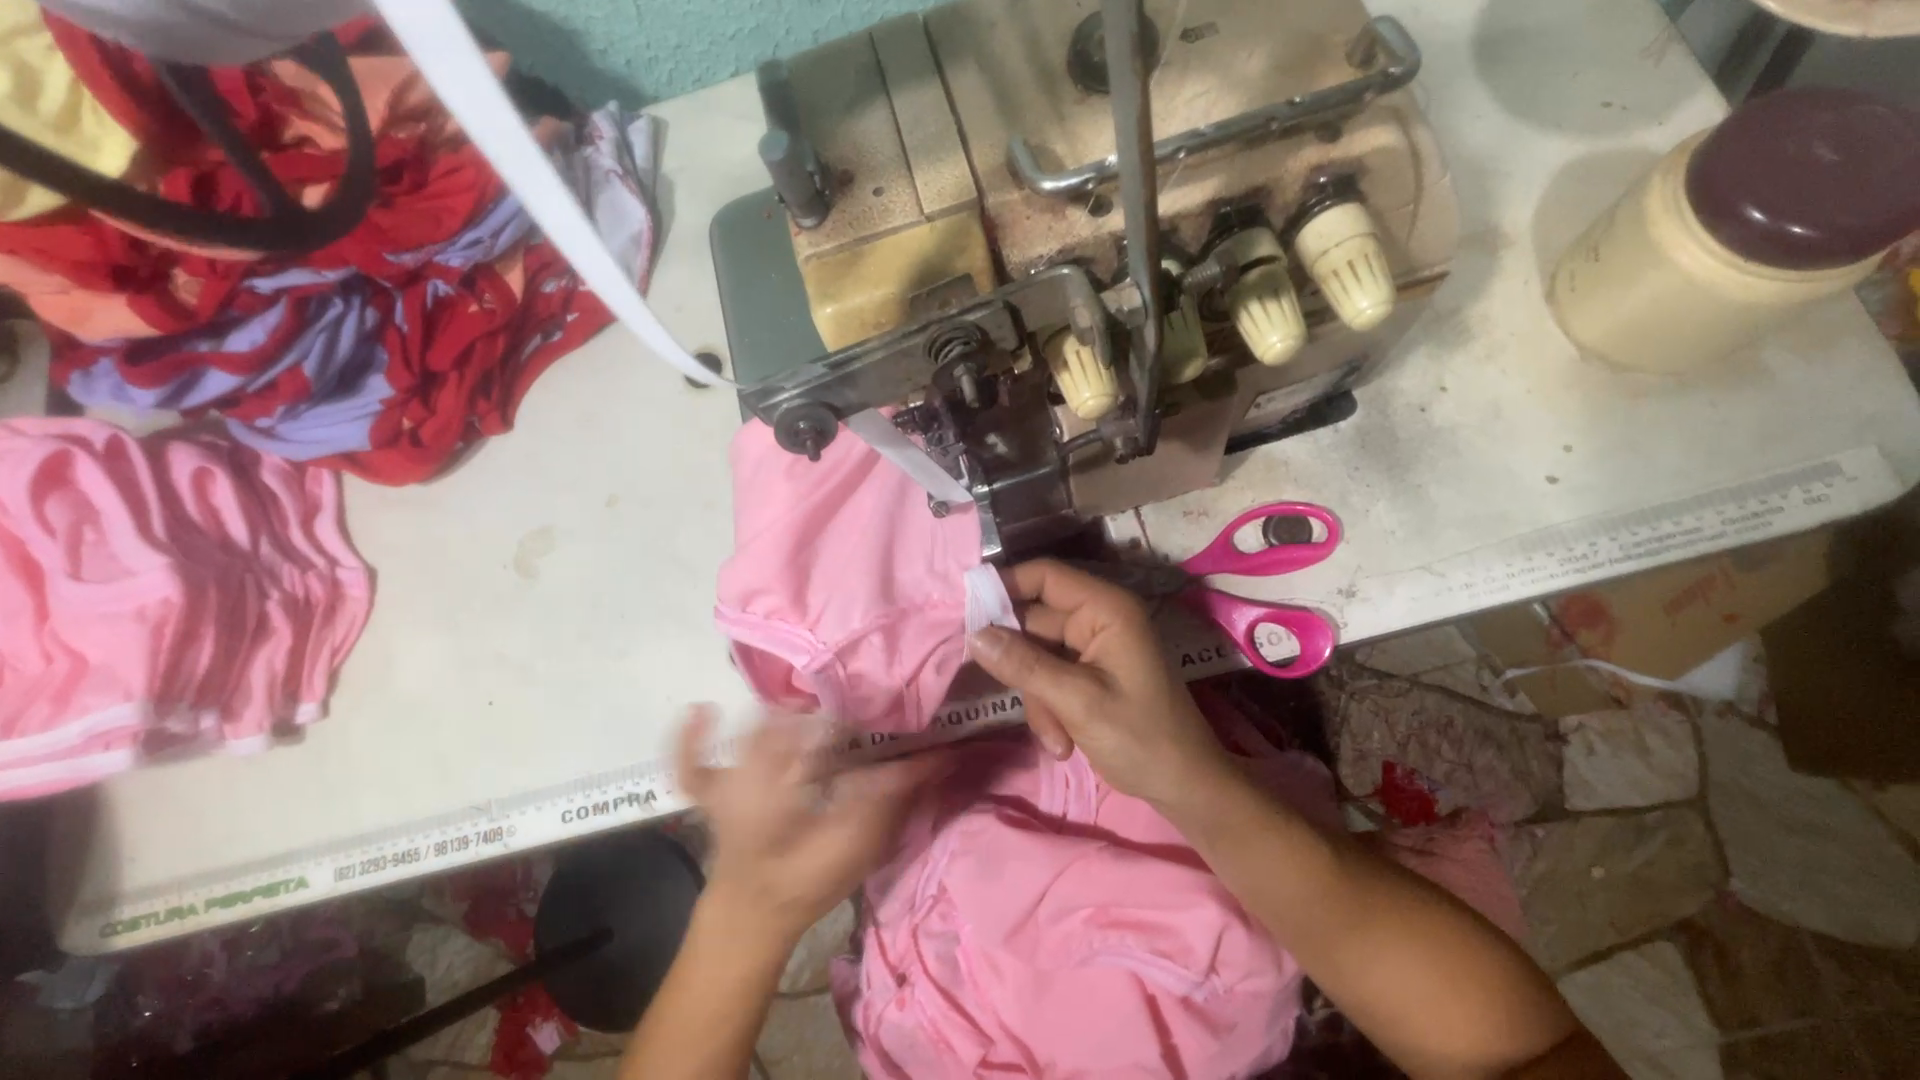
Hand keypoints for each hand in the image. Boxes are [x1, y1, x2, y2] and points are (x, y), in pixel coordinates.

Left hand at [675, 706, 941, 941]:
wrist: (753, 916)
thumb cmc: (807, 881)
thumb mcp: (857, 845)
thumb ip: (892, 798)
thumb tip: (938, 758)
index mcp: (790, 790)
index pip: (818, 736)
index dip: (844, 716)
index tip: (871, 710)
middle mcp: (753, 779)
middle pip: (779, 728)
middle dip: (812, 710)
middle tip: (846, 707)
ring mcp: (725, 786)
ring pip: (743, 738)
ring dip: (774, 715)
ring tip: (804, 701)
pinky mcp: (708, 793)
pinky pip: (690, 763)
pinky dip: (690, 737)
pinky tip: (701, 709)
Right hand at [966, 558, 1231, 806]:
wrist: (1184, 786)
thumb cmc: (1141, 737)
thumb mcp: (1077, 701)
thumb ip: (1024, 665)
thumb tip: (974, 634)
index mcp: (1106, 609)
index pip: (1044, 576)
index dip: (1004, 586)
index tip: (965, 612)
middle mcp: (1097, 619)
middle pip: (1032, 619)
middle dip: (1019, 663)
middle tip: (996, 685)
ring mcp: (1091, 649)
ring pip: (1034, 654)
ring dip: (1035, 696)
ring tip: (1056, 736)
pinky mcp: (1086, 675)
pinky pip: (1046, 678)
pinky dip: (1047, 709)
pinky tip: (1062, 742)